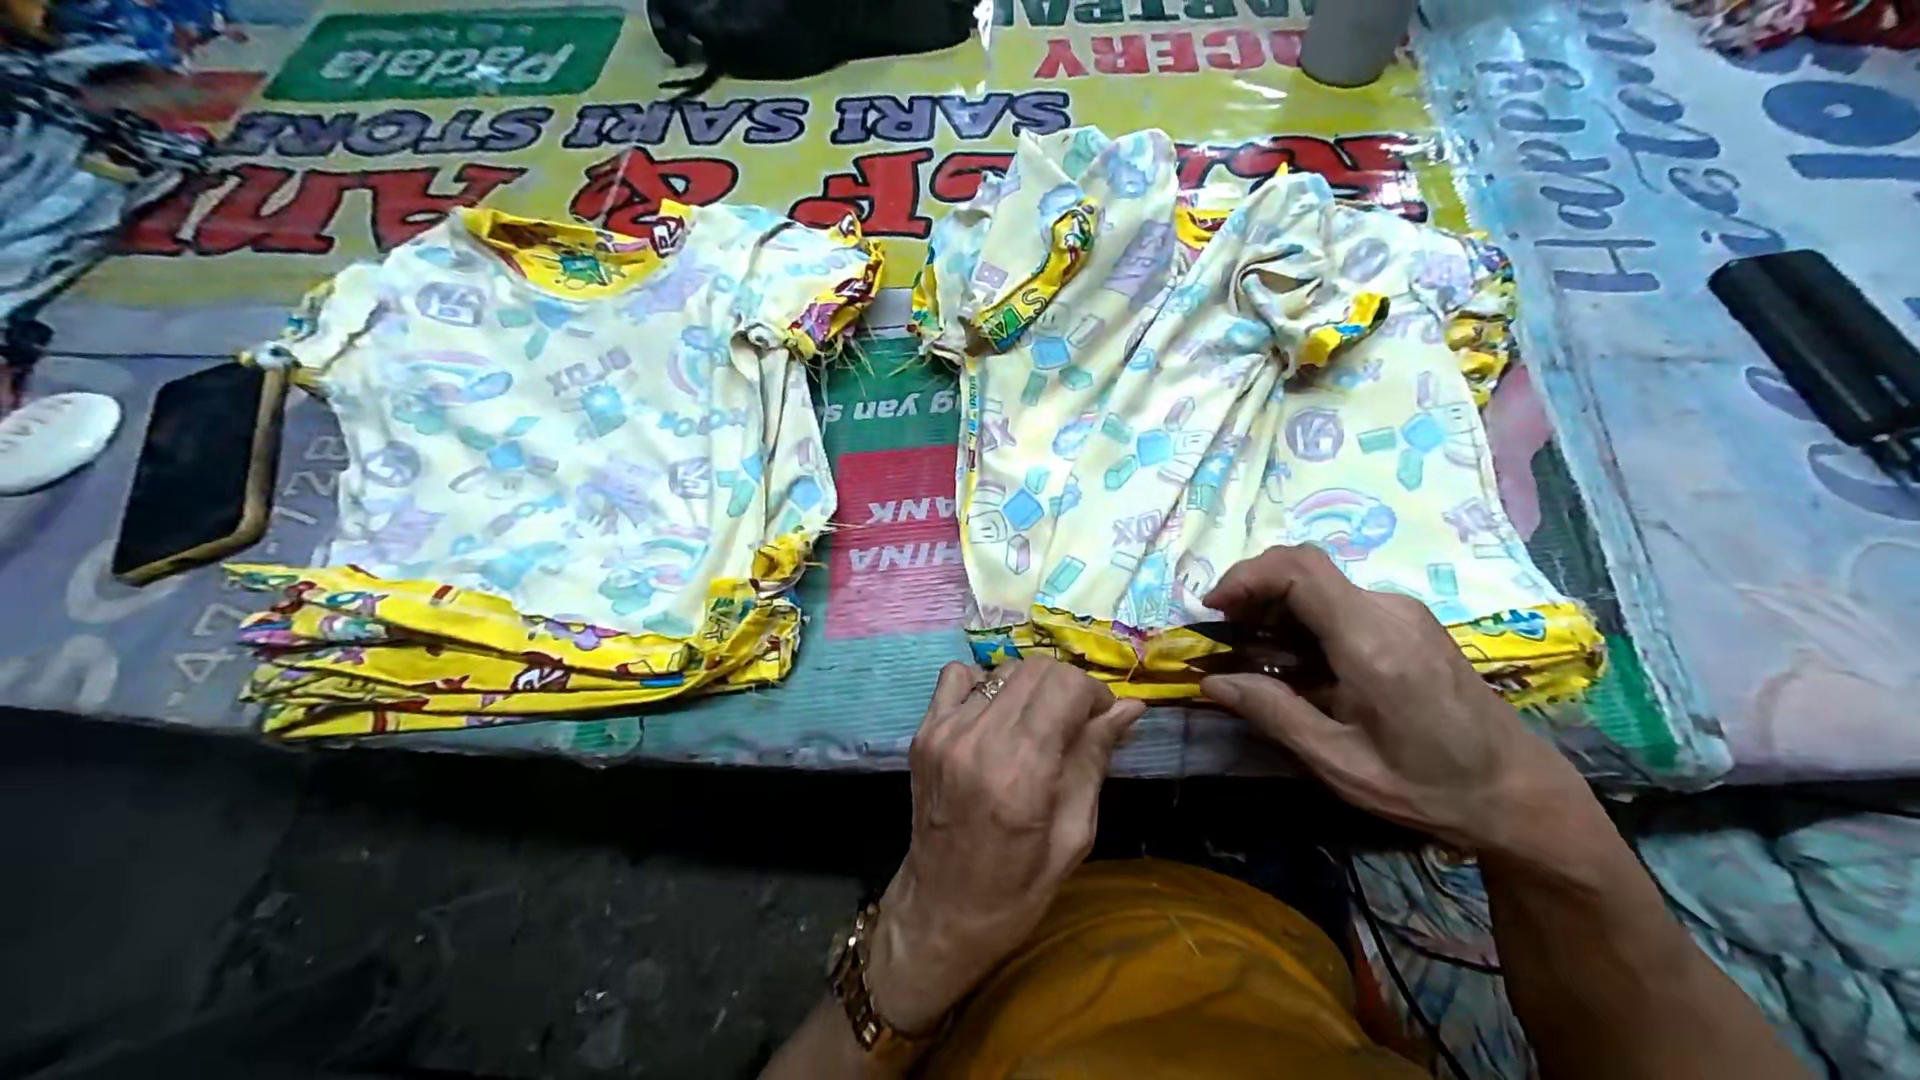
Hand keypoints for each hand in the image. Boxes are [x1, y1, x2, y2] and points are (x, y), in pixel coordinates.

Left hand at [866, 659, 1145, 1032]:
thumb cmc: (1017, 887)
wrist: (941, 910)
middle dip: (1067, 686)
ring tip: (1036, 725)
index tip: (1102, 719)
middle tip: (1075, 722)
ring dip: (1031, 689)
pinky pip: (957, 676)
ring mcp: (944, 732)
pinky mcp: (923, 732)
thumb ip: (1095, 759)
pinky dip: (984, 684)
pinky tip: (994, 717)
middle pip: (1036, 669)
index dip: (1094, 694)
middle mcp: (980, 740)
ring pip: (1003, 669)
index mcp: (1022, 770)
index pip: (1066, 685)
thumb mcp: (1074, 834)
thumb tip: (1129, 707)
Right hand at [1198, 544, 1594, 857]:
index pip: (1298, 569)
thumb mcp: (1339, 761)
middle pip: (1303, 571)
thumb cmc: (1429, 786)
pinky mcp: (1407, 623)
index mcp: (1371, 642)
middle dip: (1252, 594)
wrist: (1519, 794)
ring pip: (1319, 586)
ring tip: (1255, 657)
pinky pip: (1340, 603)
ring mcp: (1402, 613)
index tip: (1212, 608)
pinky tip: (1297, 662)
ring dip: (1275, 610)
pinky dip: (1302, 620)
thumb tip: (1211, 683)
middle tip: (1225, 638)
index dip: (1245, 576)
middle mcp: (1389, 612)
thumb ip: (1273, 713)